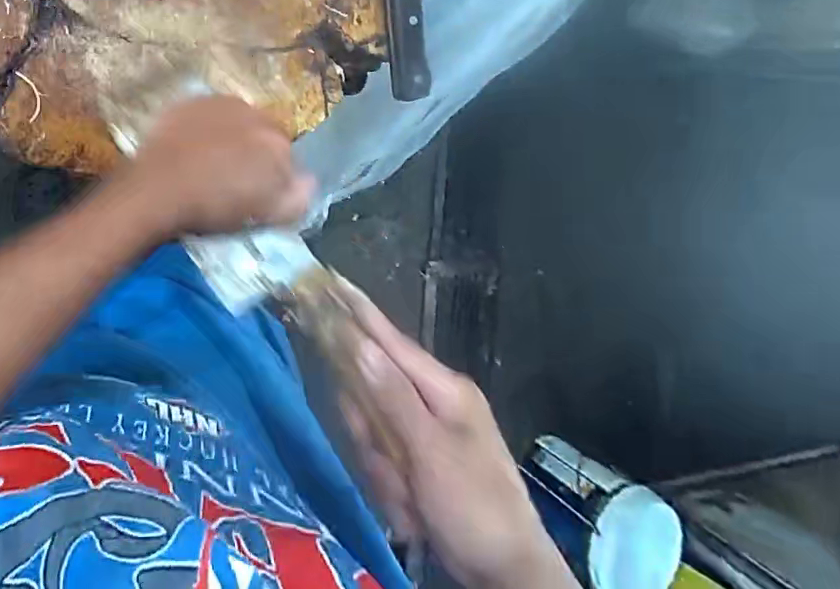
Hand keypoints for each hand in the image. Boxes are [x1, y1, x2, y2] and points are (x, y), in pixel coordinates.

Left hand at [115, 95, 315, 236]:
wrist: (157, 187)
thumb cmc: (212, 207)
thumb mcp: (264, 215)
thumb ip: (296, 197)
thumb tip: (309, 182)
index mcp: (278, 143)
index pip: (288, 158)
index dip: (273, 176)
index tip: (256, 191)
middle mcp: (255, 114)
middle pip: (263, 134)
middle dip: (254, 152)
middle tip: (232, 178)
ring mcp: (220, 103)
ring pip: (236, 121)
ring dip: (230, 137)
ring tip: (209, 162)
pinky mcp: (190, 101)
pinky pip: (206, 115)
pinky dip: (204, 128)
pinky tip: (190, 147)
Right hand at [339, 284, 578, 588]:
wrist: (509, 576)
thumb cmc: (475, 507)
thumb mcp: (430, 452)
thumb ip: (391, 396)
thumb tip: (358, 342)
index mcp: (442, 387)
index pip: (389, 339)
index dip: (358, 310)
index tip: (330, 279)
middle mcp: (432, 401)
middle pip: (372, 395)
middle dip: (373, 440)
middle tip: (393, 475)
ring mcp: (425, 433)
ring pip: (374, 433)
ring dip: (384, 472)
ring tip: (410, 506)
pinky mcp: (419, 461)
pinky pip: (384, 461)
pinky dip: (392, 489)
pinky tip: (412, 514)